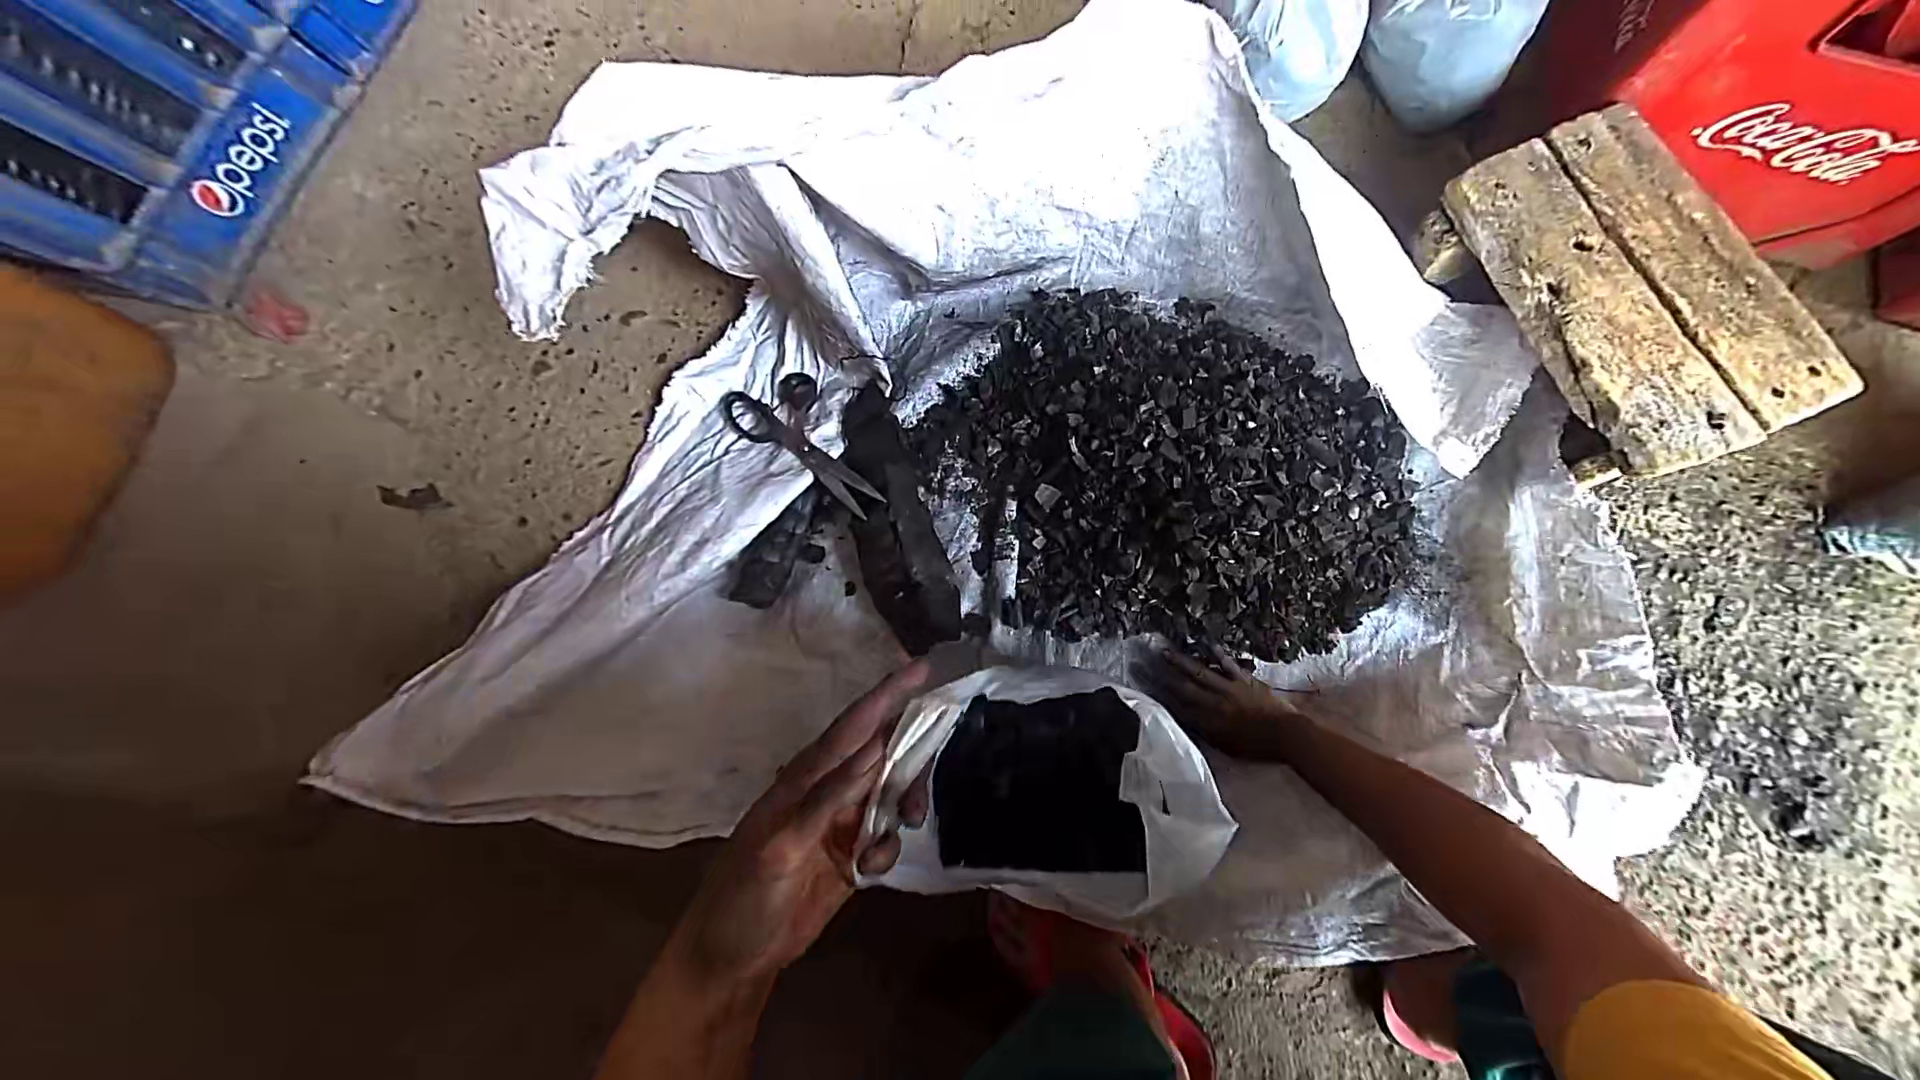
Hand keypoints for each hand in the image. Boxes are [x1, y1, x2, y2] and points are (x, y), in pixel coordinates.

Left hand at [663, 660, 934, 986]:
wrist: (731, 959)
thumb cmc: (743, 897)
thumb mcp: (783, 847)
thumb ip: (829, 798)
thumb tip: (875, 749)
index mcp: (806, 776)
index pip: (855, 725)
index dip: (888, 694)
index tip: (923, 666)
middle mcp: (830, 788)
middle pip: (884, 754)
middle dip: (912, 761)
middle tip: (922, 786)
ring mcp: (842, 819)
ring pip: (892, 792)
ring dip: (905, 806)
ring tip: (903, 828)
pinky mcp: (853, 851)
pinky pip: (887, 836)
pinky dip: (888, 848)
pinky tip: (868, 870)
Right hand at [1134, 646, 1303, 759]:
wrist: (1288, 735)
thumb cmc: (1258, 746)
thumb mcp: (1227, 747)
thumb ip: (1207, 733)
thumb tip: (1188, 721)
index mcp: (1209, 721)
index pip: (1179, 705)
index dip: (1161, 694)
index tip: (1146, 685)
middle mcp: (1214, 702)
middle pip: (1184, 686)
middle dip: (1163, 675)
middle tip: (1146, 664)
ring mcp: (1229, 688)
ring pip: (1200, 672)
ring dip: (1182, 661)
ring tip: (1166, 651)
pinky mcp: (1244, 680)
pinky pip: (1227, 665)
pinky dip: (1216, 655)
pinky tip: (1207, 645)